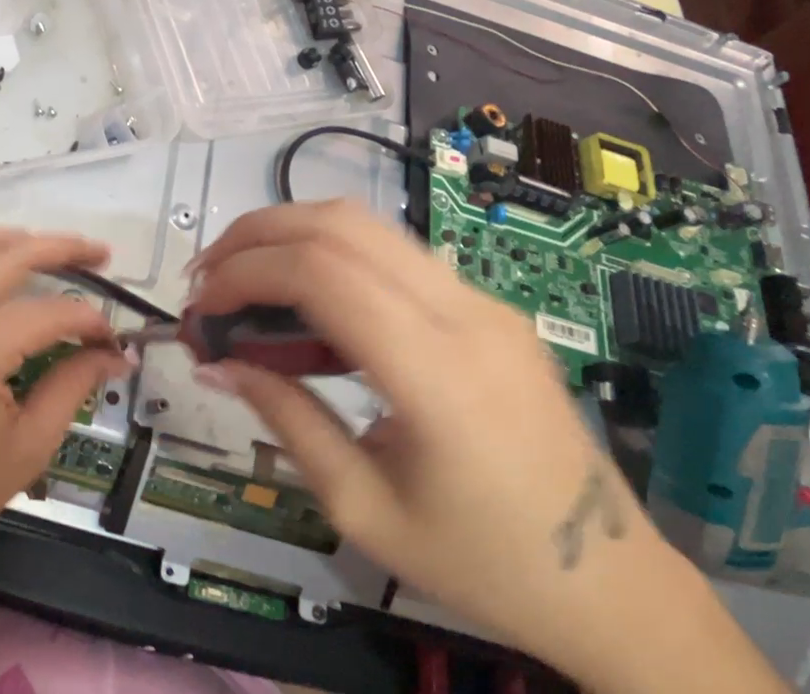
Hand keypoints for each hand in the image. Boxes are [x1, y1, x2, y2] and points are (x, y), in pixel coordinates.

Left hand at [0, 229, 130, 569]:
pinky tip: (0, 268)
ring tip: (51, 249)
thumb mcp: (27, 446)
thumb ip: (72, 386)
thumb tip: (112, 355)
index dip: (91, 321)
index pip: (50, 312)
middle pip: (10, 254)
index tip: (114, 343)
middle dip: (62, 248)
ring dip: (13, 238)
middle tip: (101, 255)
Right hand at [188, 201, 737, 685]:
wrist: (609, 585)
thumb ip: (285, 418)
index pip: (322, 273)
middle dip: (255, 236)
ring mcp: (485, 304)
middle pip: (342, 225)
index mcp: (438, 374)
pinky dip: (329, 259)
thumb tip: (215, 362)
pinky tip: (301, 307)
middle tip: (205, 279)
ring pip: (368, 226)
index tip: (200, 309)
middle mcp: (467, 316)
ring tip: (240, 283)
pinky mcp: (489, 309)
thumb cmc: (480, 562)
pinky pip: (394, 256)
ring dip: (290, 237)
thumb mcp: (361, 507)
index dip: (245, 273)